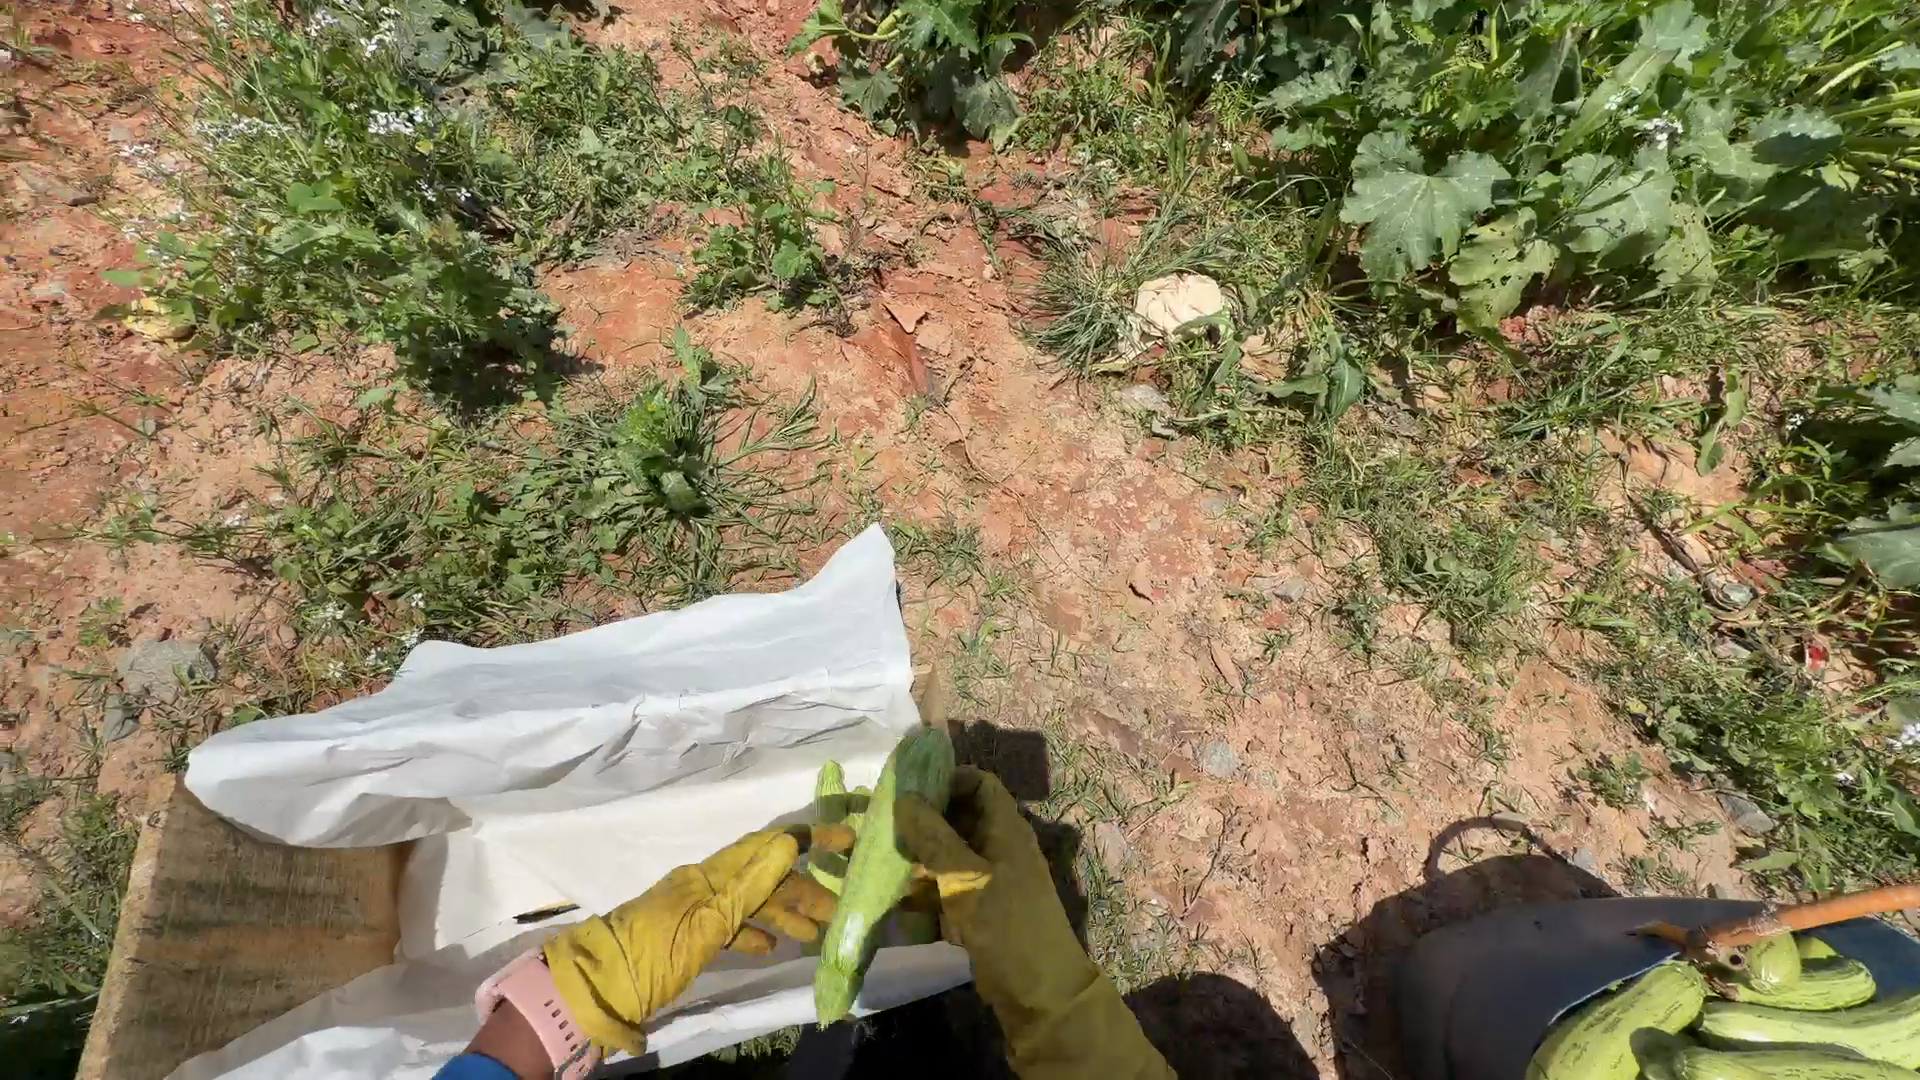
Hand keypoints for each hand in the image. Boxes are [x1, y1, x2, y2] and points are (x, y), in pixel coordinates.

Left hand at [541, 823, 852, 1055]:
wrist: (591, 991)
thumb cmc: (652, 957)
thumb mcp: (705, 925)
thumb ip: (750, 886)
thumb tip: (789, 842)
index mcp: (712, 874)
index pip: (768, 845)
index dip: (809, 839)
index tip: (845, 839)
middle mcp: (707, 883)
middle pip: (765, 878)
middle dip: (802, 889)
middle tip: (836, 908)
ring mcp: (697, 908)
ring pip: (751, 902)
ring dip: (784, 913)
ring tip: (813, 933)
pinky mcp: (688, 934)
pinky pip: (731, 924)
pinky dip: (754, 931)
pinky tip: (771, 945)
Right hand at [897, 767, 1173, 1079]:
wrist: (1039, 994)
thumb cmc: (1005, 923)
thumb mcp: (965, 876)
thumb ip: (933, 836)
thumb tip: (904, 798)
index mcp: (1005, 827)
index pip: (978, 783)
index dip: (947, 779)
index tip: (910, 790)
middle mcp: (999, 845)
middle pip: (960, 816)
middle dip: (925, 819)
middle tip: (886, 825)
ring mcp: (991, 878)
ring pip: (950, 853)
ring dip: (920, 856)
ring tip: (883, 859)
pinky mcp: (980, 909)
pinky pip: (948, 886)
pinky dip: (926, 889)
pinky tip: (896, 898)